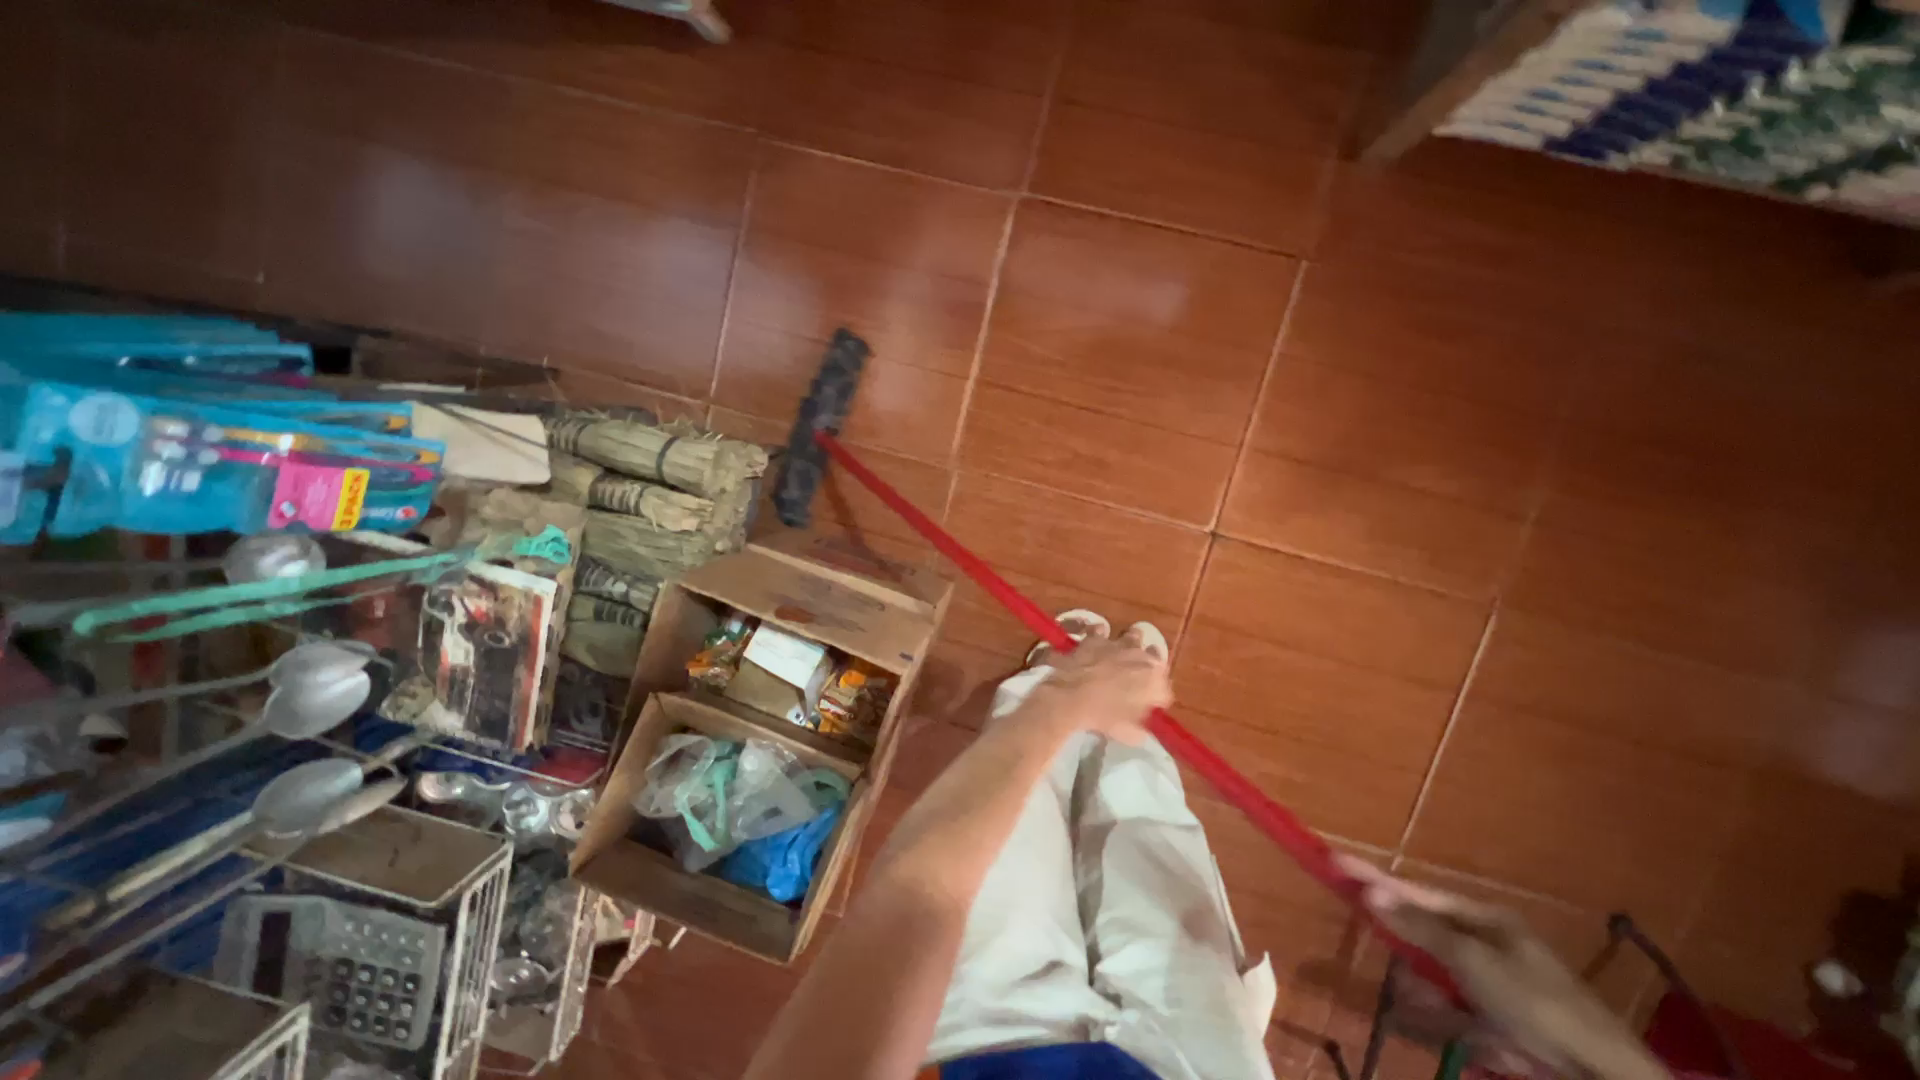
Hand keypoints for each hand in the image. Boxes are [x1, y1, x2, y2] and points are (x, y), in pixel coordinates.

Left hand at [1020, 636, 1170, 743]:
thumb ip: (1139, 729)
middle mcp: (1141, 657)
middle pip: (1154, 655)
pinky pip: (1101, 630)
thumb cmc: (1103, 717)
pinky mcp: (1095, 638)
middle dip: (1149, 665)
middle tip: (1138, 677)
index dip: (1157, 695)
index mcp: (1155, 679)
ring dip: (1131, 644)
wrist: (1070, 697)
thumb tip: (1141, 732)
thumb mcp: (1127, 733)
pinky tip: (1097, 641)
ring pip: (1134, 636)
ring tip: (1123, 654)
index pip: (1165, 686)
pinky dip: (1100, 635)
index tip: (1150, 703)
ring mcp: (1118, 644)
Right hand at [1338, 857, 1670, 1079]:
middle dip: (1407, 953)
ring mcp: (1487, 982)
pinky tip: (1468, 1035)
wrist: (1596, 1070)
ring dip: (1429, 997)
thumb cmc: (1535, 1001)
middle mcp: (1481, 942)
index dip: (1373, 878)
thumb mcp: (1471, 960)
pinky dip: (1445, 1022)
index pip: (1414, 891)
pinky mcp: (1491, 1018)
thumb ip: (1419, 927)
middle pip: (1420, 935)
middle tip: (1409, 968)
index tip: (1333, 860)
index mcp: (1481, 918)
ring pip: (1430, 977)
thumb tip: (1370, 890)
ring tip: (1459, 1020)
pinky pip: (1448, 1010)